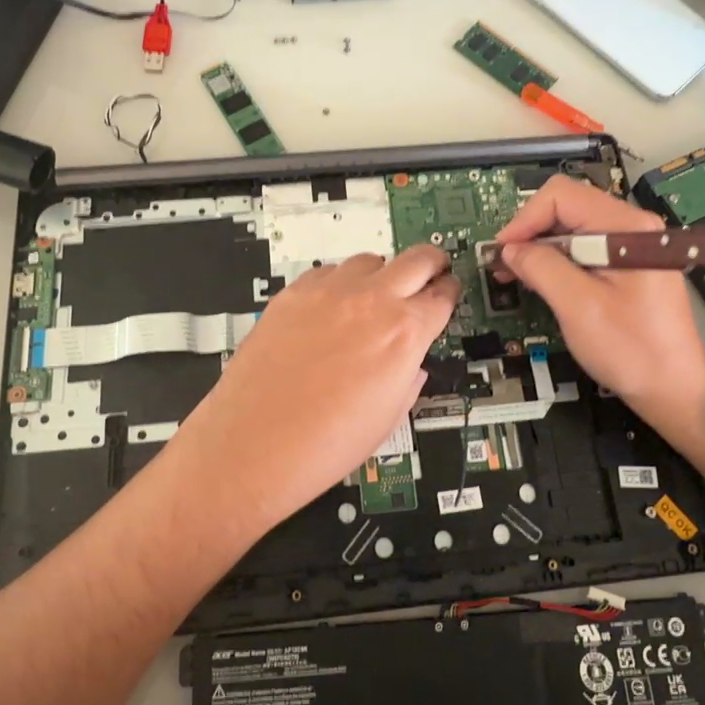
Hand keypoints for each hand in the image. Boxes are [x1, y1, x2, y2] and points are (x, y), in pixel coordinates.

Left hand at [170, 247, 460, 528]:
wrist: (254, 444)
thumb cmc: (324, 444)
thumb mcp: (389, 417)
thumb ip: (408, 376)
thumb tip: (410, 361)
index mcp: (404, 334)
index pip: (443, 296)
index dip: (451, 294)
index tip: (449, 293)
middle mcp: (371, 301)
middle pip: (417, 259)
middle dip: (431, 265)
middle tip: (431, 274)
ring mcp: (329, 292)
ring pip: (369, 260)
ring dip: (381, 274)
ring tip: (374, 296)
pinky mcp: (292, 293)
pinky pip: (327, 273)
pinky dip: (338, 283)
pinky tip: (332, 308)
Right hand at [494, 176, 704, 404]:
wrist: (674, 389)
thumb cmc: (632, 350)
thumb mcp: (578, 307)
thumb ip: (542, 268)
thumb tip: (511, 249)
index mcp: (627, 227)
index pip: (561, 196)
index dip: (525, 219)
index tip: (503, 252)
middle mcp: (632, 225)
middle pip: (566, 207)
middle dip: (531, 233)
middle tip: (506, 266)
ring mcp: (632, 244)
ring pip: (572, 227)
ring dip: (542, 248)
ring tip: (520, 276)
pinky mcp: (629, 262)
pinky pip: (585, 247)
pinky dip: (559, 259)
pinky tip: (544, 282)